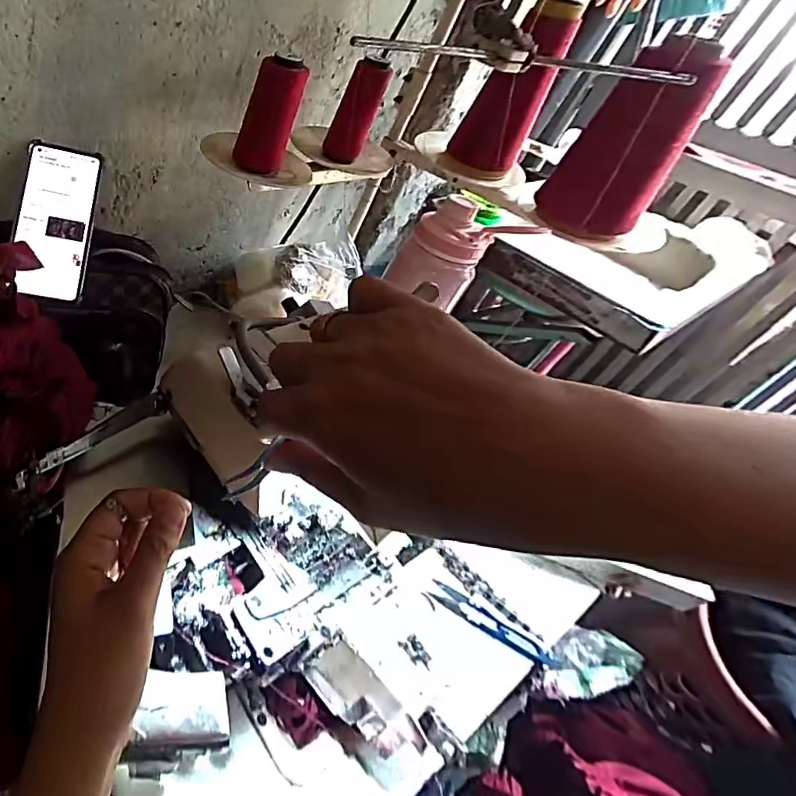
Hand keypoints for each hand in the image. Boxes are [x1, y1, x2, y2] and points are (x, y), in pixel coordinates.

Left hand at [15, 488, 188, 795]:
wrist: (84, 732)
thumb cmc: (100, 674)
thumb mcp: (136, 601)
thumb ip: (156, 549)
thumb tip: (174, 508)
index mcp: (79, 559)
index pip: (115, 504)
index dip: (149, 498)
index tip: (180, 506)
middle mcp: (79, 569)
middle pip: (117, 520)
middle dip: (151, 514)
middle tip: (183, 523)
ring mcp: (88, 589)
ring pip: (122, 545)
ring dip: (149, 538)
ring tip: (176, 543)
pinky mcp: (99, 609)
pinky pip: (123, 570)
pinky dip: (143, 563)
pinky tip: (160, 571)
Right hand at [255, 275, 635, 549]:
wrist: (528, 455)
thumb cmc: (456, 493)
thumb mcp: (372, 504)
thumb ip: (315, 474)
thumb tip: (280, 459)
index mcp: (318, 416)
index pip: (268, 405)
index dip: (277, 420)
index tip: (290, 426)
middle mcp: (336, 366)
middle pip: (284, 357)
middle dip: (296, 382)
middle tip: (325, 402)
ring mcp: (373, 333)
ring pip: (321, 326)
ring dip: (328, 348)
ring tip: (358, 370)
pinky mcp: (409, 312)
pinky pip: (364, 290)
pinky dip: (362, 308)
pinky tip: (378, 333)